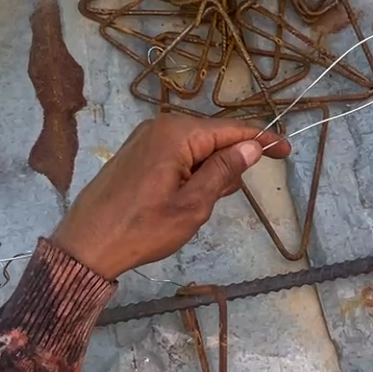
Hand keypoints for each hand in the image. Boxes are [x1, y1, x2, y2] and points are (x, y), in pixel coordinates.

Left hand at [52, 116, 290, 278]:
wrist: (85, 245)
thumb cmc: (142, 228)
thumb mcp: (193, 205)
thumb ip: (224, 172)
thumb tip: (251, 147)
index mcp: (177, 134)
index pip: (231, 130)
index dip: (262, 140)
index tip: (287, 150)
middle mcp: (160, 126)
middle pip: (213, 136)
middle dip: (229, 162)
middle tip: (225, 198)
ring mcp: (145, 138)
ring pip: (195, 148)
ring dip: (208, 172)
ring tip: (199, 205)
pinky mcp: (136, 153)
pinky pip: (176, 155)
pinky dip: (190, 172)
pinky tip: (185, 199)